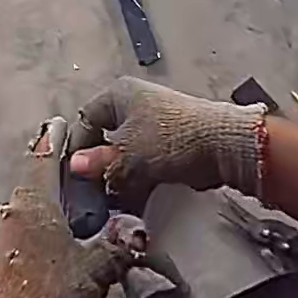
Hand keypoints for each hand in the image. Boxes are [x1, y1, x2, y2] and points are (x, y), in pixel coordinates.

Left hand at [0, 117, 147, 297]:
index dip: (55, 138)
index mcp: (34, 202)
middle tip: (70, 158)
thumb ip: (116, 245)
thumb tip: (134, 231)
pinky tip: (55, 234)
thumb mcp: (92, 270)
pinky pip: (25, 222)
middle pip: (35, 175)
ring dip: (47, 193)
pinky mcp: (4, 254)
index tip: (60, 123)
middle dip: (53, 166)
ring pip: (29, 200)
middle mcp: (15, 210)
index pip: (44, 156)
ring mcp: (6, 232)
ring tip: (68, 195)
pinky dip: (41, 217)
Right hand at [69, 78, 266, 209]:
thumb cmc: (168, 139)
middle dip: (101, 165)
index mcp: (118, 94)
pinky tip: (133, 200)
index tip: (75, 175)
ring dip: (119, 176)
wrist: (222, 144)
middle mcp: (132, 103)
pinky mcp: (168, 142)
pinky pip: (143, 160)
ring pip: (125, 152)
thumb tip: (74, 166)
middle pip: (106, 136)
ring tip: (113, 203)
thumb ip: (101, 162)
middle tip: (93, 192)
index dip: (79, 146)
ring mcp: (152, 122)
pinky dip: (137, 179)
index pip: (86, 118)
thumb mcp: (129, 154)